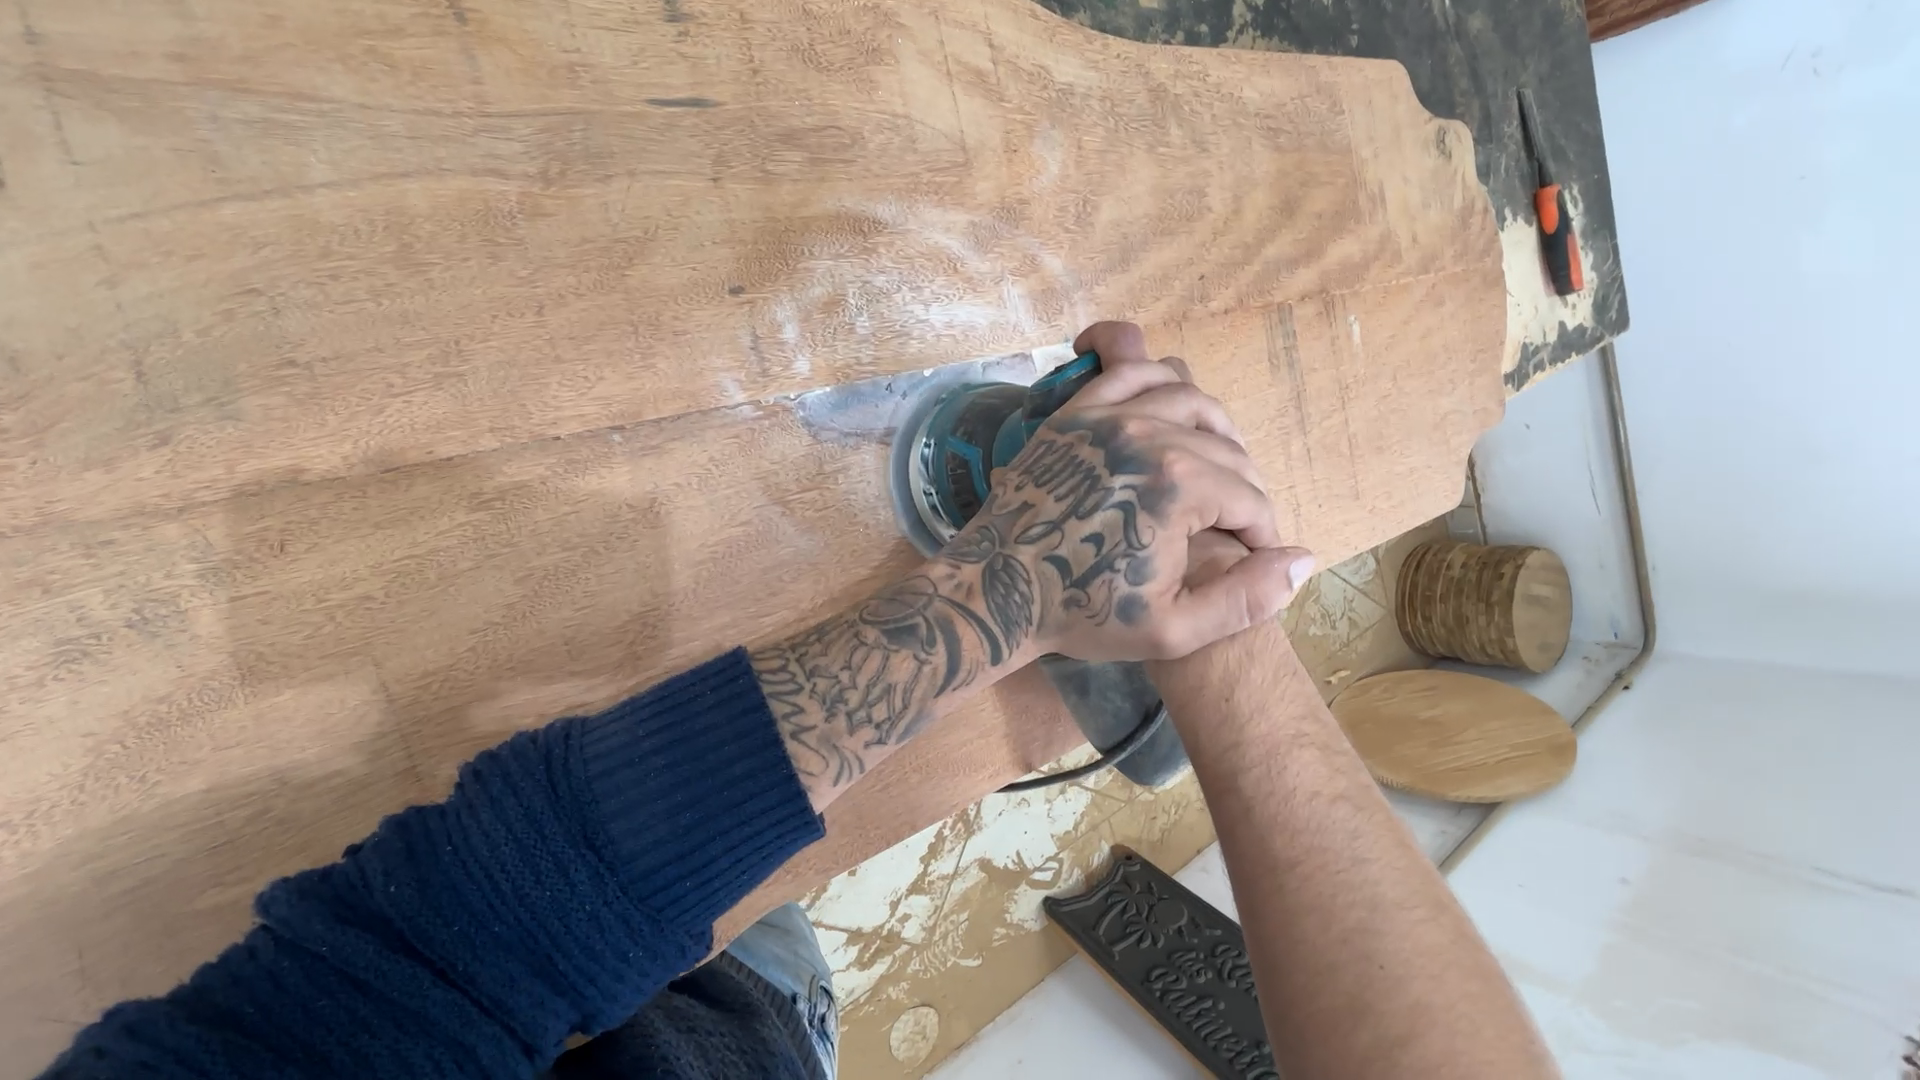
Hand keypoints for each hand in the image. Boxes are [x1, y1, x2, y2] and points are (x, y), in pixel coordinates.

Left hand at [938, 322, 1314, 661]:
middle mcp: (1150, 434)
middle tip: (1231, 525)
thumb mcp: (1173, 630)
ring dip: (1216, 432)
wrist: (998, 590)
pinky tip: (1169, 402)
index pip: (1252, 500)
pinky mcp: (1075, 414)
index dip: (1261, 534)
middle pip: (1228, 451)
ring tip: (1216, 468)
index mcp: (1180, 485)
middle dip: (1242, 491)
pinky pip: (1131, 374)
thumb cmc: (1082, 613)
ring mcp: (1108, 417)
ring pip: (1191, 401)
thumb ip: (1248, 598)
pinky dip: (1159, 378)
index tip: (1251, 556)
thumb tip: (1305, 560)